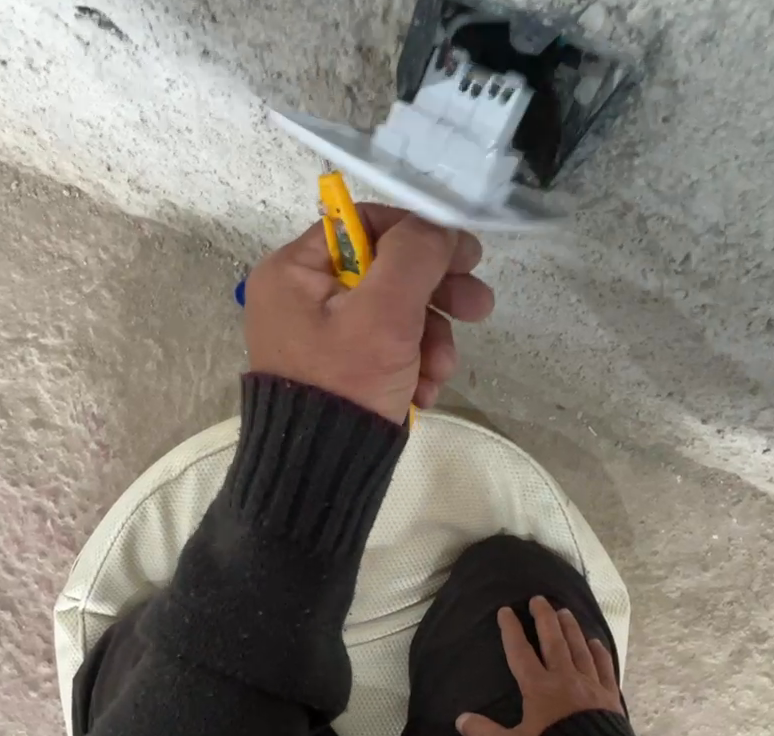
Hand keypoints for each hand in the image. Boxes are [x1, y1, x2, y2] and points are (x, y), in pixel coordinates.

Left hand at [243, 204, 494, 422]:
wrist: (321, 470)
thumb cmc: (346, 381)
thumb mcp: (386, 312)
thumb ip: (415, 256)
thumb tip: (439, 227)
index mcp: (294, 271)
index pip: (365, 226)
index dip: (420, 234)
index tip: (465, 255)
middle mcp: (301, 298)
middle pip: (385, 273)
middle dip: (436, 296)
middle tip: (479, 308)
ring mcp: (320, 338)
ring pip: (392, 315)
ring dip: (431, 339)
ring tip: (443, 370)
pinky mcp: (339, 370)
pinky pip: (383, 350)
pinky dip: (412, 365)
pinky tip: (425, 390)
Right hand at [456, 596, 622, 735]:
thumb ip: (484, 734)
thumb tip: (460, 719)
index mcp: (538, 688)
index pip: (520, 651)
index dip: (511, 630)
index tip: (505, 610)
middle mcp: (564, 679)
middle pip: (553, 641)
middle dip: (544, 618)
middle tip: (539, 599)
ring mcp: (590, 686)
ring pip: (579, 649)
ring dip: (571, 628)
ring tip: (565, 612)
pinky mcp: (610, 698)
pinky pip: (604, 668)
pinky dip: (599, 653)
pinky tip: (596, 642)